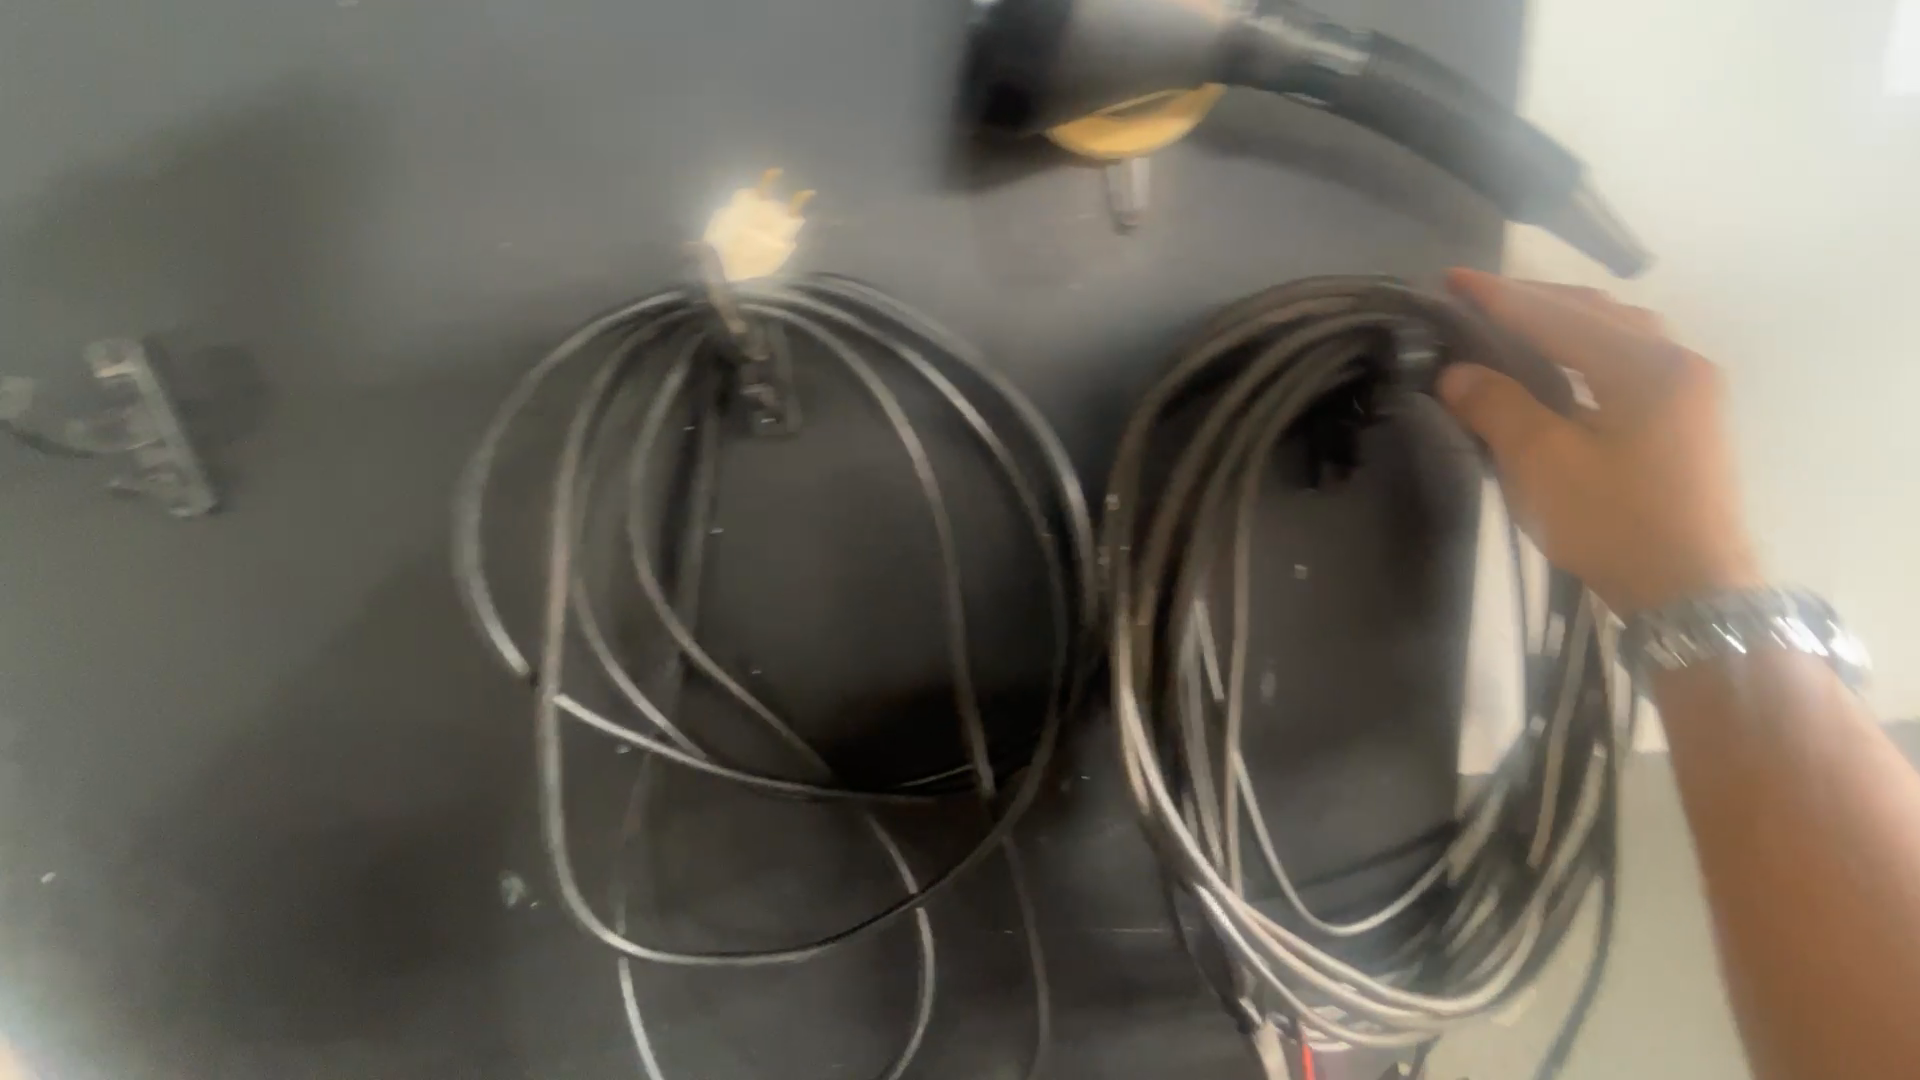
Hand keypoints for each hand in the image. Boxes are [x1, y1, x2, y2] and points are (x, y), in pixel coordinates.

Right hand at [1437, 269, 1761, 616]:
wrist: (1688, 588)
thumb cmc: (1612, 520)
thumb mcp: (1541, 462)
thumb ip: (1496, 406)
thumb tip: (1455, 372)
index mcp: (1645, 366)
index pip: (1557, 317)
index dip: (1499, 298)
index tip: (1450, 279)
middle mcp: (1676, 363)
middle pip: (1595, 312)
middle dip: (1532, 300)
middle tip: (1473, 297)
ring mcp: (1686, 391)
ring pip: (1614, 334)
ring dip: (1558, 322)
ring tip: (1508, 322)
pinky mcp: (1680, 420)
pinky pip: (1622, 361)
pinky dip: (1578, 349)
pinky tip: (1553, 363)